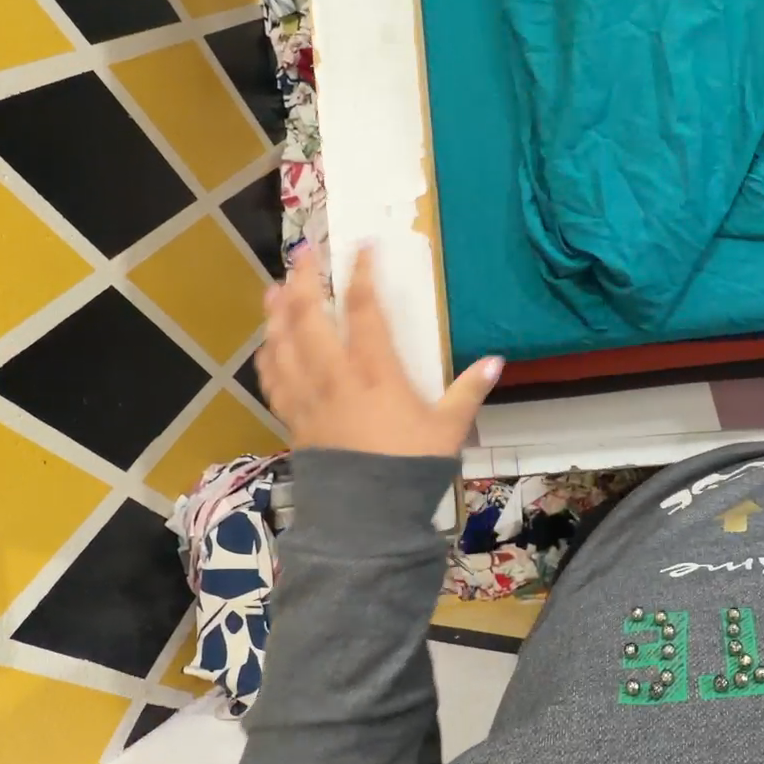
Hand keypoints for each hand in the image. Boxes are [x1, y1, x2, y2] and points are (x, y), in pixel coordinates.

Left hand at [256, 245, 501, 456]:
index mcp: (375, 373)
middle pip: (310, 319)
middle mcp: (335, 376)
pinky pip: (273, 380)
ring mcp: (308, 397)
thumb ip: (469, 391)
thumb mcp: (448, 428)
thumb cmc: (411, 466)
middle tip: (303, 253)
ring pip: (283, 345)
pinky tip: (267, 344)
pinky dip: (268, 356)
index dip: (362, 276)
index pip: (365, 313)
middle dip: (305, 282)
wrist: (367, 515)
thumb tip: (497, 360)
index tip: (361, 247)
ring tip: (274, 288)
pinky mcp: (294, 419)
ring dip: (277, 313)